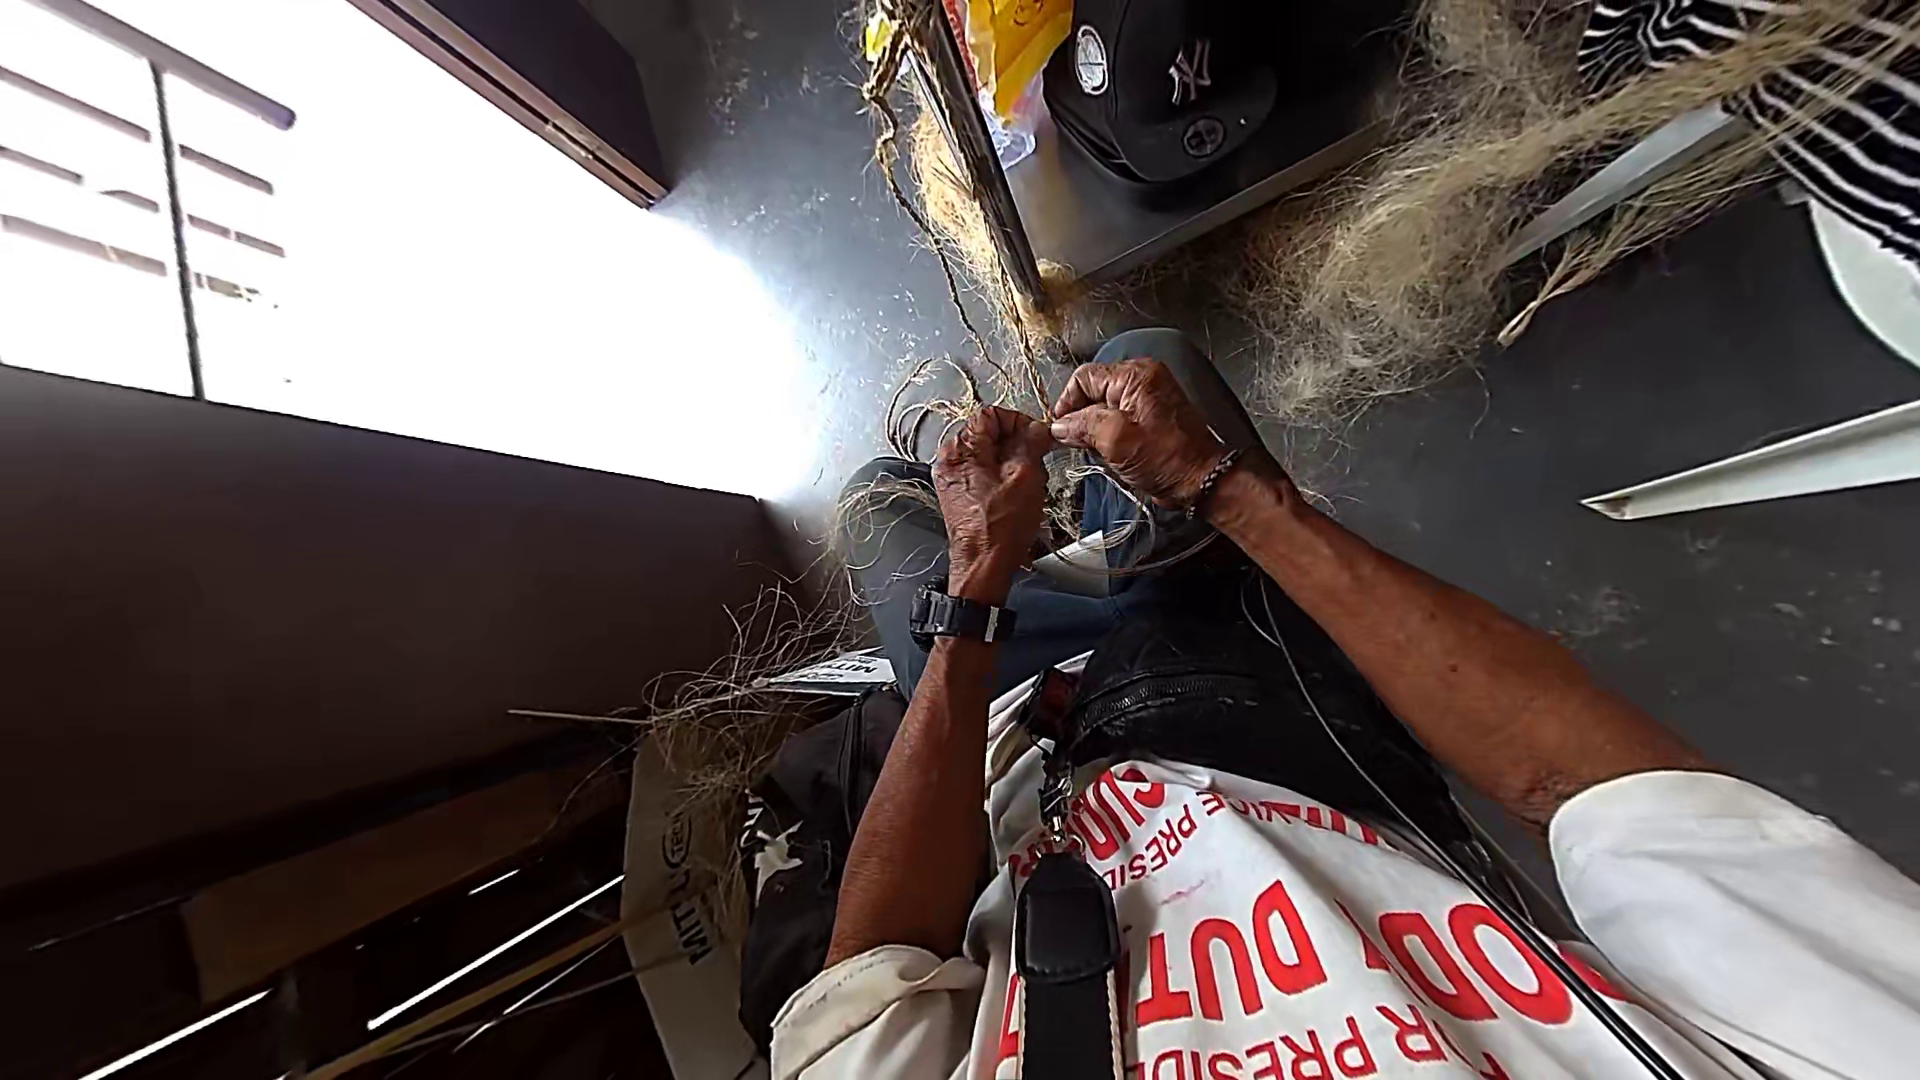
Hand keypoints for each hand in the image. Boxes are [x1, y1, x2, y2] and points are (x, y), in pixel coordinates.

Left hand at [933, 407, 1053, 605]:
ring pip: (990, 456)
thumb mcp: (1025, 476)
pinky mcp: (960, 495)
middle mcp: (950, 461)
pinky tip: (1018, 497)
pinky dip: (1004, 479)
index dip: (1018, 421)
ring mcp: (953, 479)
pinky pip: (985, 475)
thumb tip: (1037, 427)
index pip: (990, 414)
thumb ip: (1030, 442)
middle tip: (1036, 465)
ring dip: (1014, 465)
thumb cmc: (1000, 528)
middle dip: (1018, 446)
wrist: (984, 565)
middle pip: (990, 435)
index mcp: (960, 449)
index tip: (1036, 437)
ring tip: (1028, 486)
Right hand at [1049, 359, 1227, 506]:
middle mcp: (1141, 378)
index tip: (1058, 431)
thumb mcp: (1115, 440)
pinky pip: (1116, 417)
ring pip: (1102, 406)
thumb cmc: (1164, 459)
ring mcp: (1147, 396)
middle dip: (1080, 417)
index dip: (1066, 403)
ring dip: (1093, 428)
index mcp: (1134, 375)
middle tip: (1077, 444)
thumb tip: (1058, 426)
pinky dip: (1107, 432)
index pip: (1083, 378)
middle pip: (1092, 391)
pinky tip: (1110, 450)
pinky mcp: (1150, 414)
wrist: (1200, 480)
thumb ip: (1082, 425)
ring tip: (1097, 449)